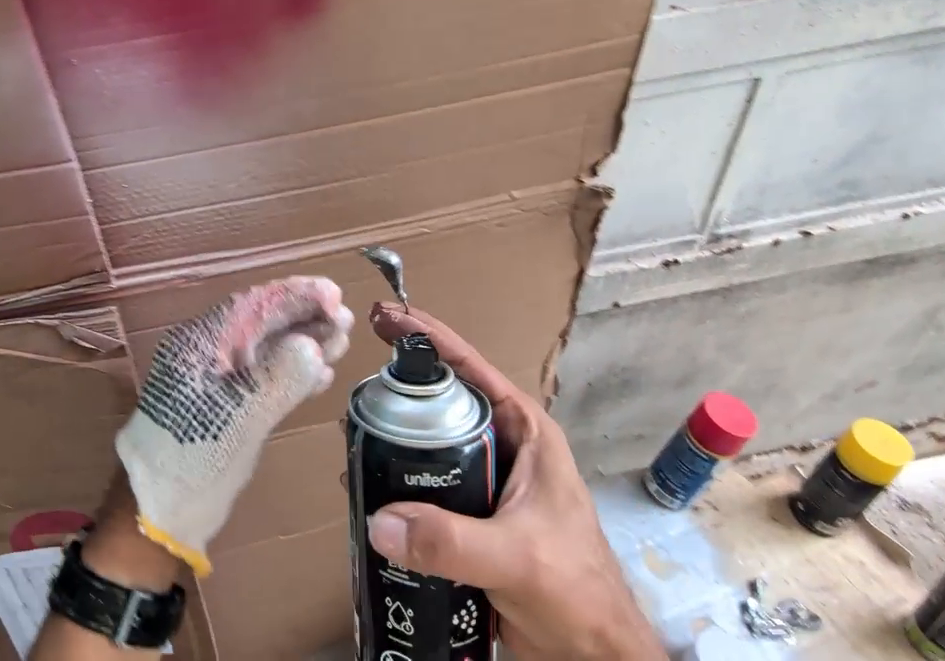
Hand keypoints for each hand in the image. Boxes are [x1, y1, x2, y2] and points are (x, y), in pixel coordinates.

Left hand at [115, 277, 352, 576]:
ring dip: (305, 343)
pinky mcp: (226, 406)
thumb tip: (313, 345)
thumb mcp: (237, 419)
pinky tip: (322, 373)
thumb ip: (276, 379)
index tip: (335, 294)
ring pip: (267, 349)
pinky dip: (294, 372)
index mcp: (199, 345)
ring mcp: (216, 380)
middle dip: (305, 317)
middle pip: (262, 323)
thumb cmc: (190, 463)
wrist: (156, 516)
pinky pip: (265, 376)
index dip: (295, 295)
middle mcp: (207, 354)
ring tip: (342, 340)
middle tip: (347, 319)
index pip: (252, 305)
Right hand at [364, 303, 664, 660]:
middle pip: (441, 406)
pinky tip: (365, 493)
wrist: (594, 656)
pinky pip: (425, 489)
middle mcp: (503, 448)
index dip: (427, 338)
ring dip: (392, 444)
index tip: (384, 317)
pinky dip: (396, 486)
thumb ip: (450, 540)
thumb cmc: (576, 592)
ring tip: (350, 445)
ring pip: (429, 447)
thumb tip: (379, 520)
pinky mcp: (470, 520)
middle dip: (398, 396)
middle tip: (354, 395)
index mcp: (526, 433)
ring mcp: (486, 484)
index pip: (470, 368)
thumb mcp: (516, 558)